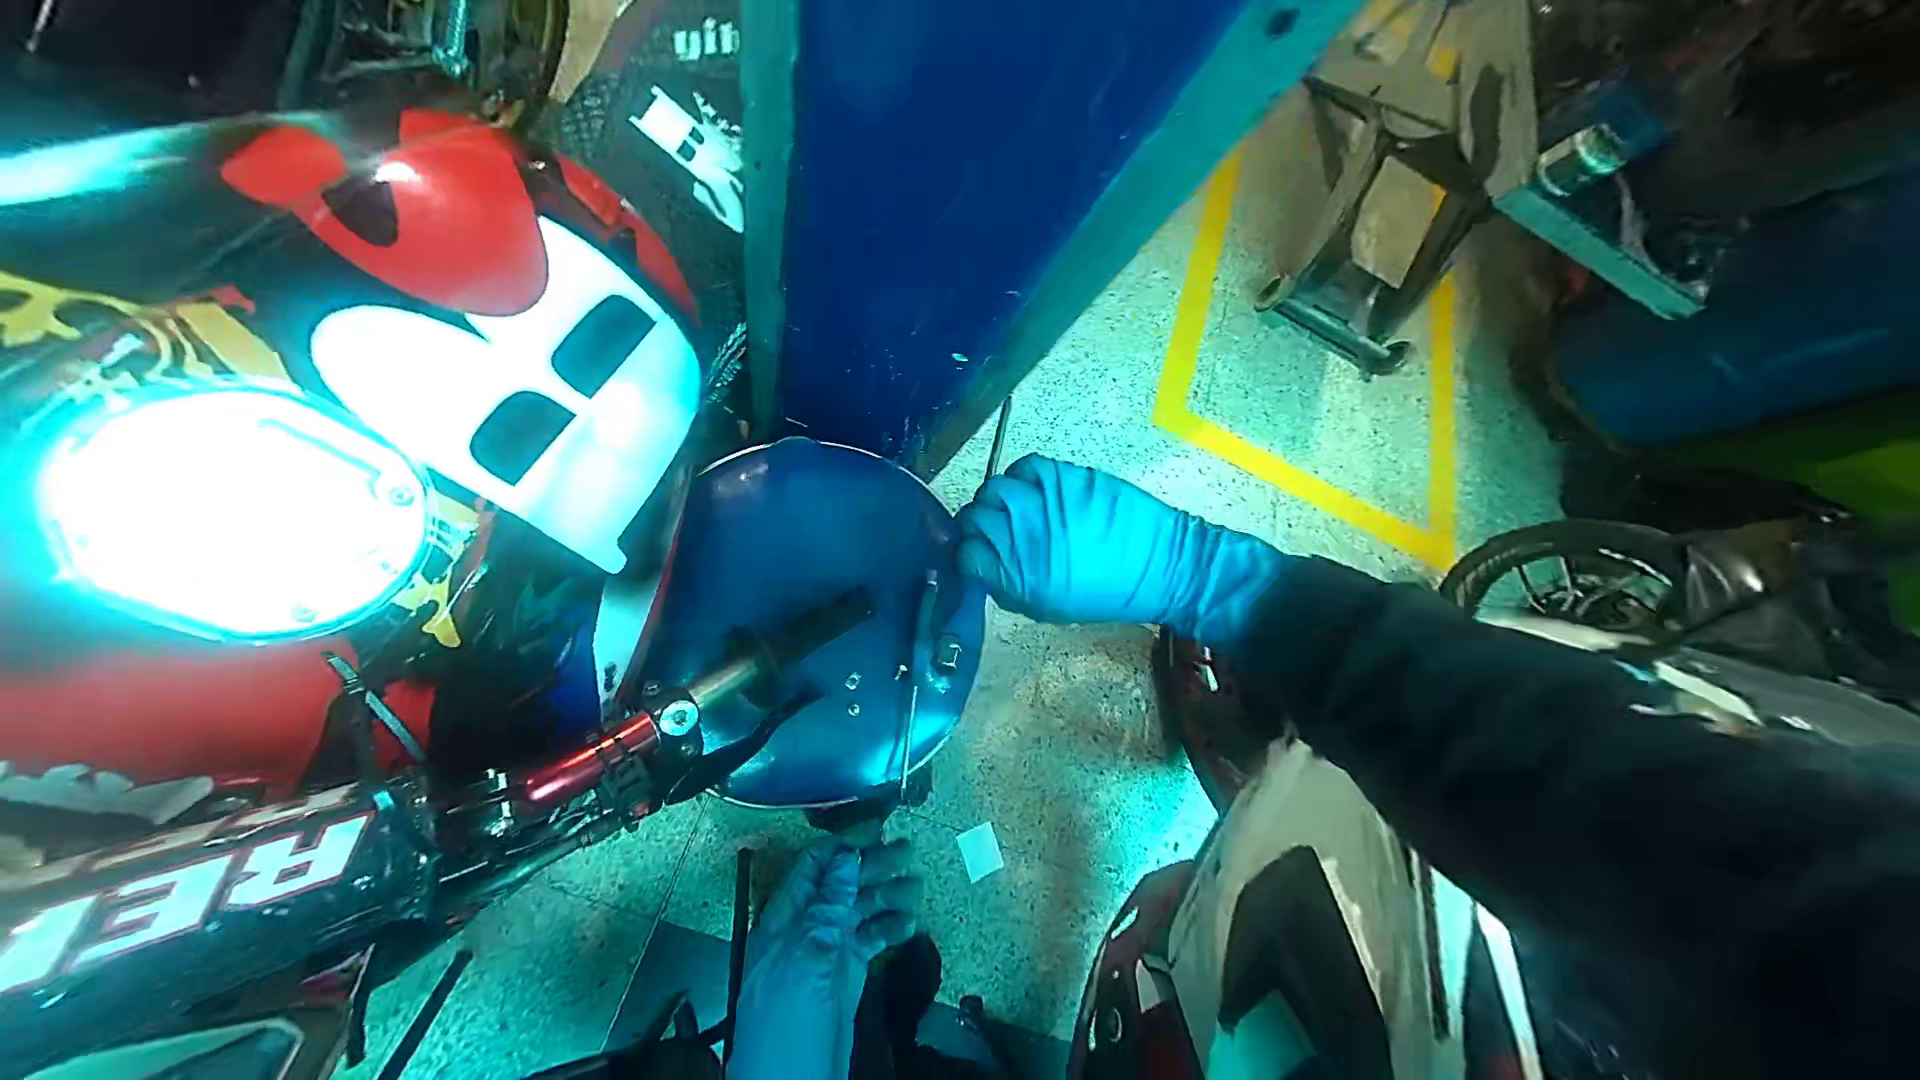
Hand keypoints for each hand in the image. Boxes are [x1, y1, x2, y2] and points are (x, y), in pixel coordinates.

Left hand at [726, 837, 919, 1079]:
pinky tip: (909, 925)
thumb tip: (846, 858)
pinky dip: (889, 929)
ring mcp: (828, 951)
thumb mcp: (807, 958)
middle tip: (908, 852)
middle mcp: (808, 927)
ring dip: (888, 895)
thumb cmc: (789, 1019)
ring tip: (916, 888)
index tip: (876, 829)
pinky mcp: (846, 973)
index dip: (843, 845)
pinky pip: (870, 940)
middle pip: (842, 884)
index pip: (814, 867)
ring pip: (860, 910)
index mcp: (786, 918)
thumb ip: (827, 907)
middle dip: (873, 866)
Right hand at [957, 455, 1289, 646]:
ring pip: (995, 487)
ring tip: (1016, 508)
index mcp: (1014, 574)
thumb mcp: (1045, 607)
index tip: (975, 554)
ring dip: (998, 499)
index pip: (964, 553)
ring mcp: (1041, 499)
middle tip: (994, 530)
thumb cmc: (1104, 594)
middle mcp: (1020, 533)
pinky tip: (1033, 489)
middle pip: (973, 516)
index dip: (967, 553)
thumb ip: (1006, 587)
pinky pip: (1026, 466)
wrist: (1160, 566)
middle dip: (977, 525)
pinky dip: (1022, 476)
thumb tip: (983, 569)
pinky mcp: (1064, 475)